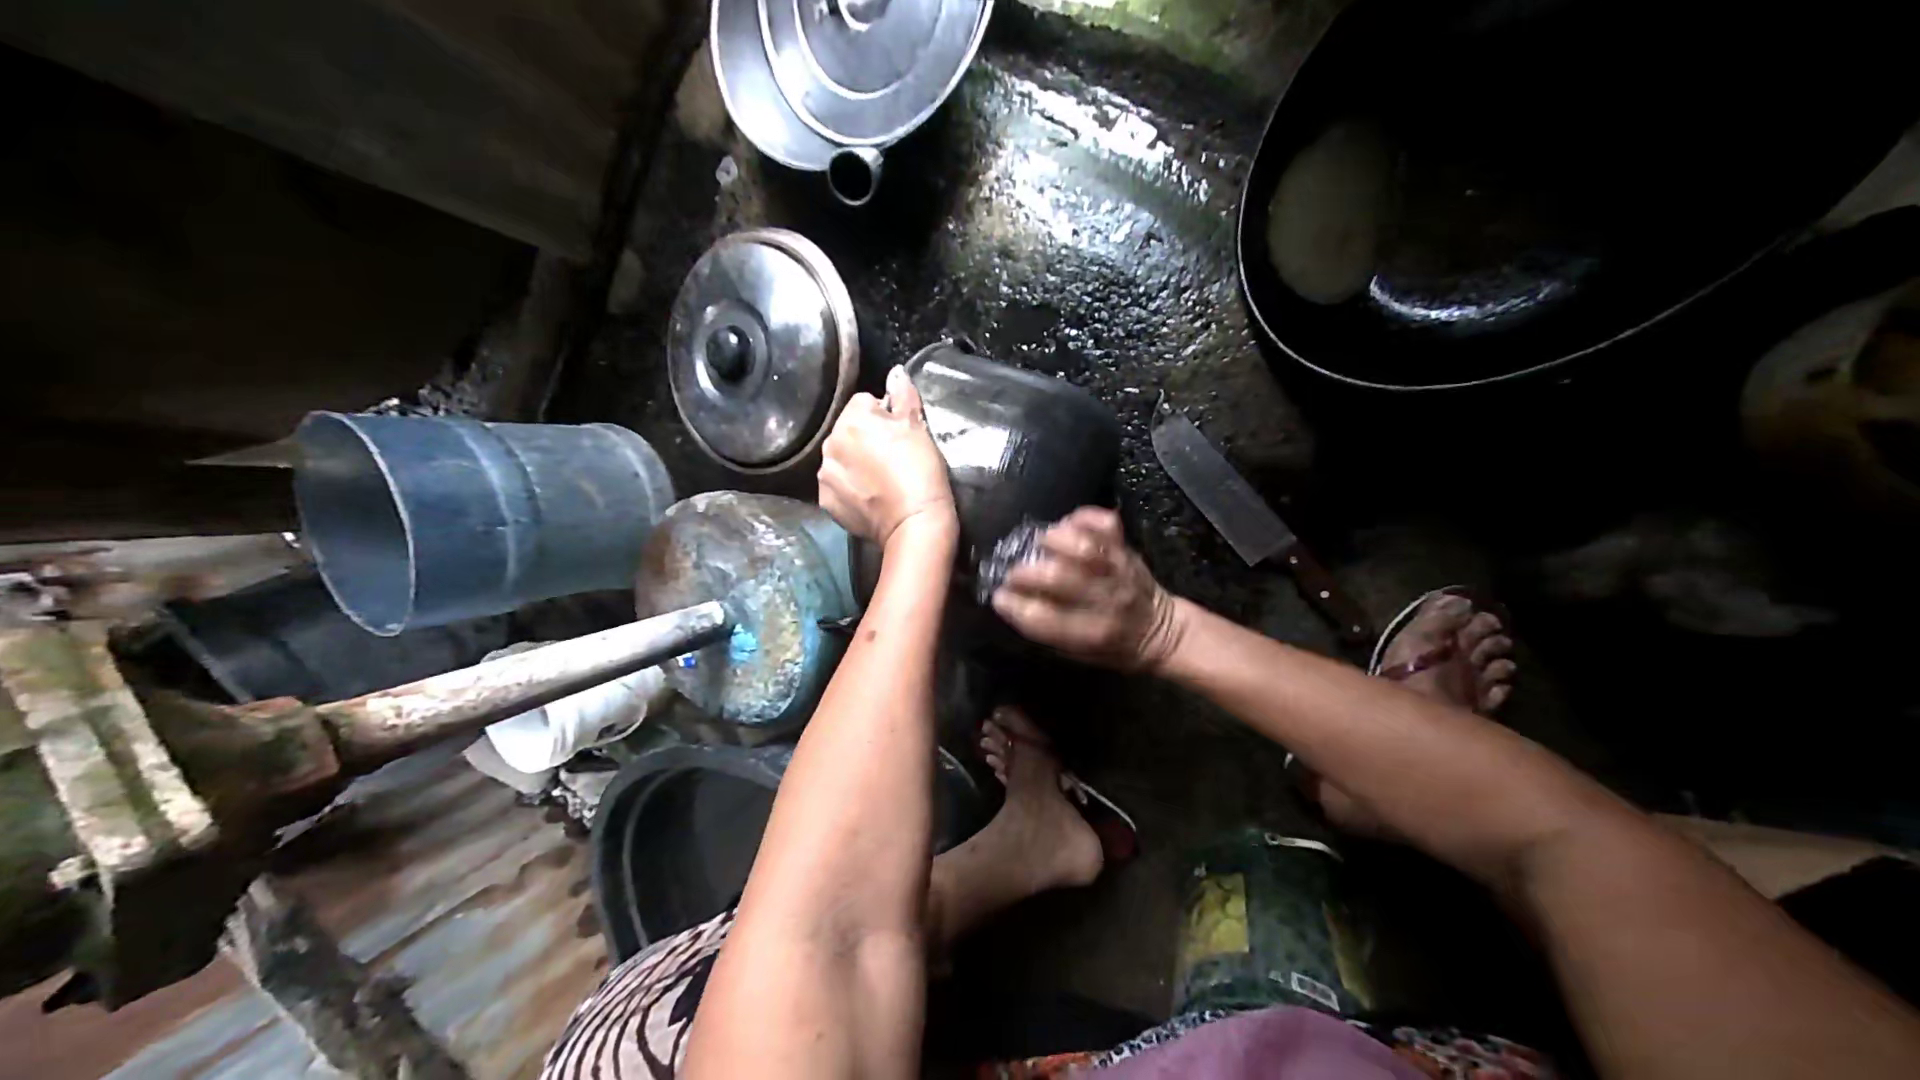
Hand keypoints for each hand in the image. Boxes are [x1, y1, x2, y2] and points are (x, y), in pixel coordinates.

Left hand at [818, 366, 956, 546]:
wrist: (913, 524)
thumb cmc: (920, 471)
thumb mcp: (918, 427)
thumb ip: (903, 394)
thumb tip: (895, 371)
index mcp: (852, 419)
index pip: (865, 403)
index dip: (885, 416)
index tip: (900, 435)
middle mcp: (830, 443)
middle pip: (848, 430)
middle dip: (866, 439)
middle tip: (893, 458)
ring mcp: (825, 474)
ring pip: (841, 457)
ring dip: (856, 462)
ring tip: (882, 480)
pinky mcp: (826, 501)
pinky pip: (838, 484)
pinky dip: (850, 488)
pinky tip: (870, 497)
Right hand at [991, 507, 1184, 671]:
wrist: (1162, 632)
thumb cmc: (1112, 648)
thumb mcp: (1077, 655)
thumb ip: (1047, 632)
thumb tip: (1012, 605)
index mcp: (1091, 633)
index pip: (1044, 617)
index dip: (1015, 605)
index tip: (999, 597)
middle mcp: (1106, 600)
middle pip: (1059, 577)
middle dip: (1025, 573)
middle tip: (1013, 573)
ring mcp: (1118, 571)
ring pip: (1084, 546)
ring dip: (1054, 541)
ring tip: (1040, 544)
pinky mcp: (1125, 549)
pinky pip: (1106, 524)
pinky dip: (1083, 517)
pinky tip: (1067, 523)